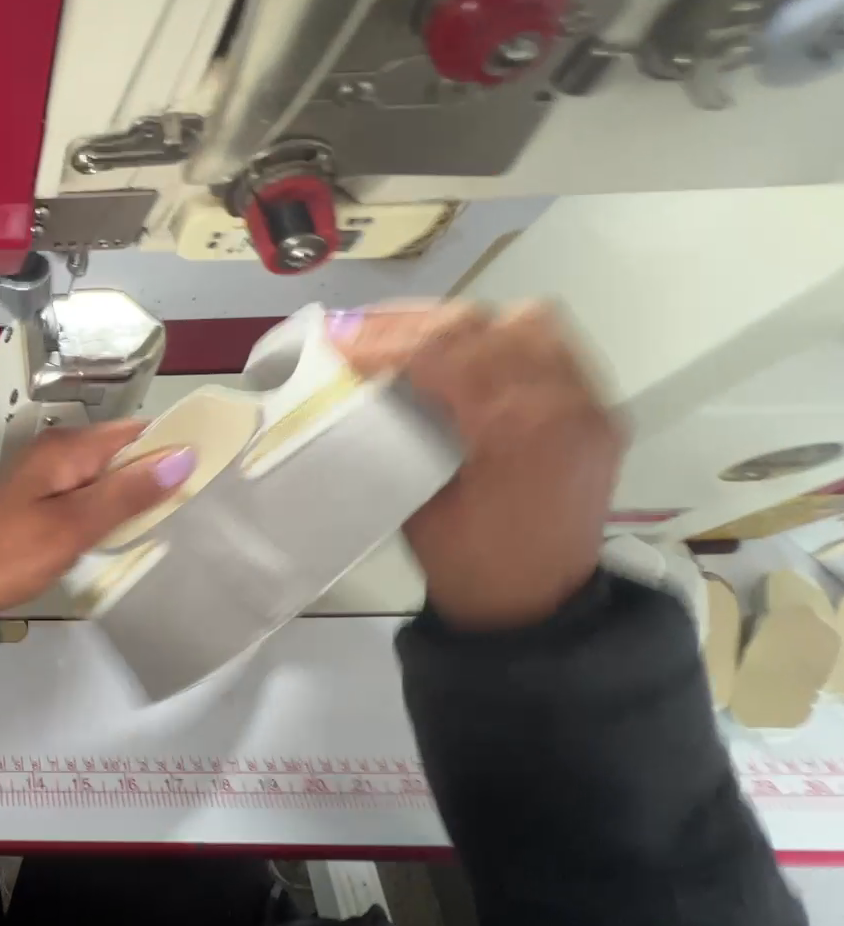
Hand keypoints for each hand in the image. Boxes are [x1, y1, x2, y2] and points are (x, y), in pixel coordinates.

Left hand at [0, 422, 196, 615]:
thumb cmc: (14, 554)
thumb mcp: (74, 525)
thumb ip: (127, 492)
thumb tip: (182, 456)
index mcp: (65, 449)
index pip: (133, 431)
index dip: (172, 444)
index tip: (214, 465)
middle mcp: (58, 452)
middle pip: (122, 451)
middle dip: (159, 470)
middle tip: (204, 498)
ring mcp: (49, 476)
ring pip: (108, 473)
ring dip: (138, 491)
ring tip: (182, 513)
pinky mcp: (45, 499)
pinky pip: (91, 492)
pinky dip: (114, 505)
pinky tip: (135, 526)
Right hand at [329, 301, 624, 629]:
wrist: (536, 603)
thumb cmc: (464, 562)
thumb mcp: (416, 498)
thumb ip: (401, 433)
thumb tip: (359, 387)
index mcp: (517, 432)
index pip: (445, 352)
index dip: (381, 341)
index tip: (333, 344)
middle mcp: (565, 404)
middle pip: (486, 325)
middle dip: (413, 323)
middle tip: (357, 334)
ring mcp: (588, 402)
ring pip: (526, 322)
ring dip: (460, 324)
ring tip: (406, 338)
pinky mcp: (592, 407)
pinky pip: (546, 346)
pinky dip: (494, 339)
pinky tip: (455, 357)